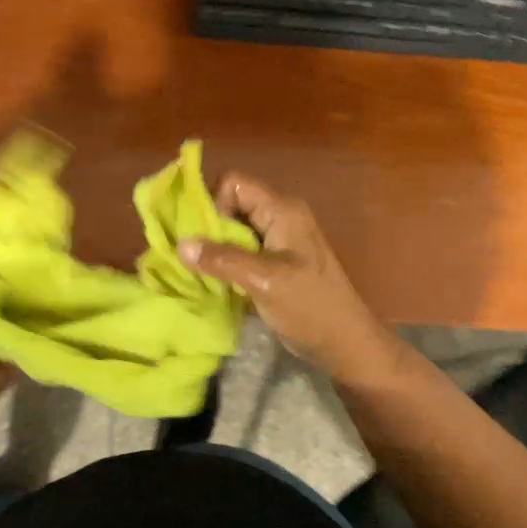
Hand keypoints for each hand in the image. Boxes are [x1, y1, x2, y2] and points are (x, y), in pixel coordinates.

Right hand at [181, 173, 404, 383]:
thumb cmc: (310, 307)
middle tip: (192, 255)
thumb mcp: (263, 281)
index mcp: (282, 210)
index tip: (203, 235)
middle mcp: (279, 216)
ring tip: (198, 269)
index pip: (234, 183)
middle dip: (209, 226)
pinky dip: (225, 259)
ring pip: (235, 227)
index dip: (213, 202)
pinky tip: (214, 279)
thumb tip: (180, 244)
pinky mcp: (275, 261)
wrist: (345, 344)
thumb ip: (222, 260)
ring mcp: (278, 239)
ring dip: (215, 246)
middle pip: (232, 203)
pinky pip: (241, 247)